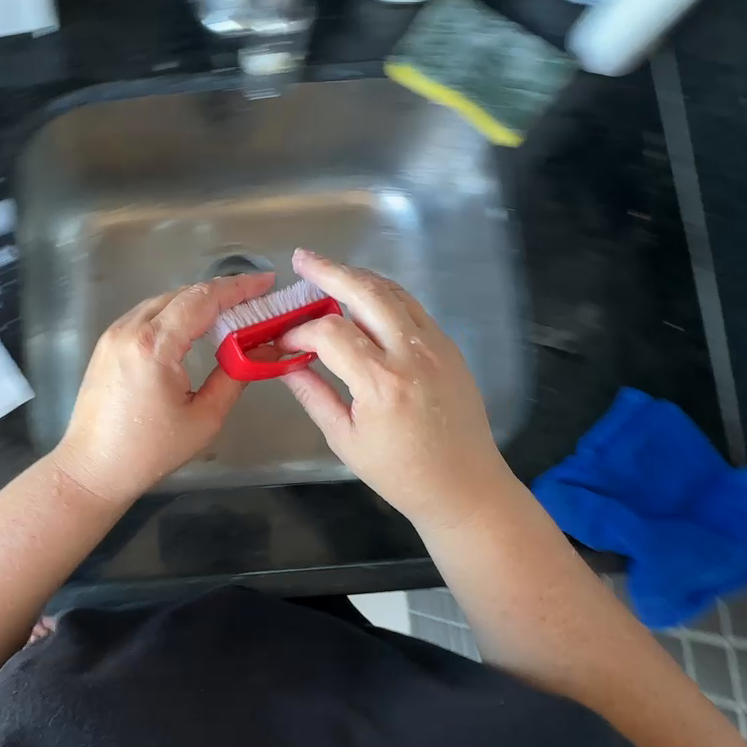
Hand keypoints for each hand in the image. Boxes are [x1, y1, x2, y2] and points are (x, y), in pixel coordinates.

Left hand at [51, 272, 277, 504]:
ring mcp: (113, 334)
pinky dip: (173, 314)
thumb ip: (235, 376)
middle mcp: (130, 329)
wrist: (93, 468)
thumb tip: (262, 350)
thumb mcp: (204, 418)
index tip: (266, 283)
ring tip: (229, 313)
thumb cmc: (149, 451)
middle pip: (182, 294)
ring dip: (196, 302)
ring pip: (162, 302)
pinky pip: (146, 316)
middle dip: (220, 293)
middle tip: (253, 301)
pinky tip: (192, 328)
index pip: (203, 299)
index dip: (238, 287)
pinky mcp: (106, 345)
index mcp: (155, 345)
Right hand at [278, 249, 515, 532]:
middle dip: (331, 272)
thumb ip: (314, 395)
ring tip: (330, 271)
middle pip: (366, 294)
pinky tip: (365, 298)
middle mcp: (410, 354)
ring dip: (359, 278)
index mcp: (380, 383)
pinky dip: (384, 296)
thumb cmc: (398, 473)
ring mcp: (436, 346)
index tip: (282, 342)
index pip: (329, 333)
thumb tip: (285, 364)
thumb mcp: (345, 440)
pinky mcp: (449, 348)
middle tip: (303, 260)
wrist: (464, 485)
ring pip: (393, 294)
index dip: (299, 331)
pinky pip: (412, 309)